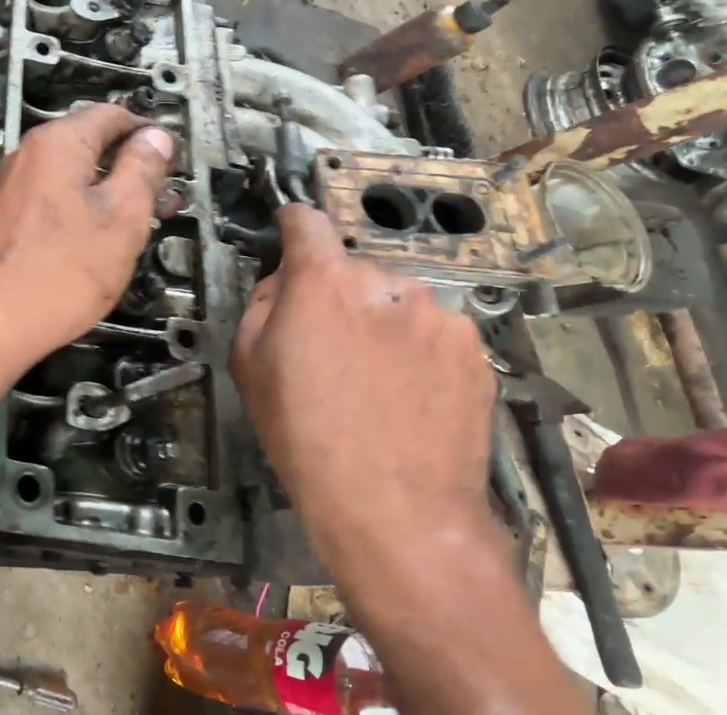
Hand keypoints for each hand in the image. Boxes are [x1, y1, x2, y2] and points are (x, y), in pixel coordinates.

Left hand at [0, 104, 174, 359]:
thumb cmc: (60, 271)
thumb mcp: (122, 216)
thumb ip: (143, 169)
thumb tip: (155, 137)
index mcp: (57, 143)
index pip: (113, 115)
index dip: (150, 133)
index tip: (175, 160)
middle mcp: (29, 156)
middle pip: (92, 144)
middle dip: (133, 167)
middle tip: (166, 199)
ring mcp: (15, 187)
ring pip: (75, 175)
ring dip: (112, 193)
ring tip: (144, 224)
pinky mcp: (10, 218)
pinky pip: (56, 199)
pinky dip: (85, 211)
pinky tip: (104, 240)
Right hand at [231, 204, 492, 533]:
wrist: (394, 506)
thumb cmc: (304, 433)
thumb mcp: (249, 365)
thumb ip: (264, 305)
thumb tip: (284, 284)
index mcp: (323, 281)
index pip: (307, 221)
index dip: (292, 226)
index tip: (289, 238)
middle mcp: (387, 283)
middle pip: (353, 271)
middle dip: (337, 295)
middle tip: (327, 346)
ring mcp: (440, 317)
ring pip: (397, 302)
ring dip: (382, 322)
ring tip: (375, 379)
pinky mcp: (476, 352)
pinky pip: (434, 334)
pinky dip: (418, 351)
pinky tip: (409, 395)